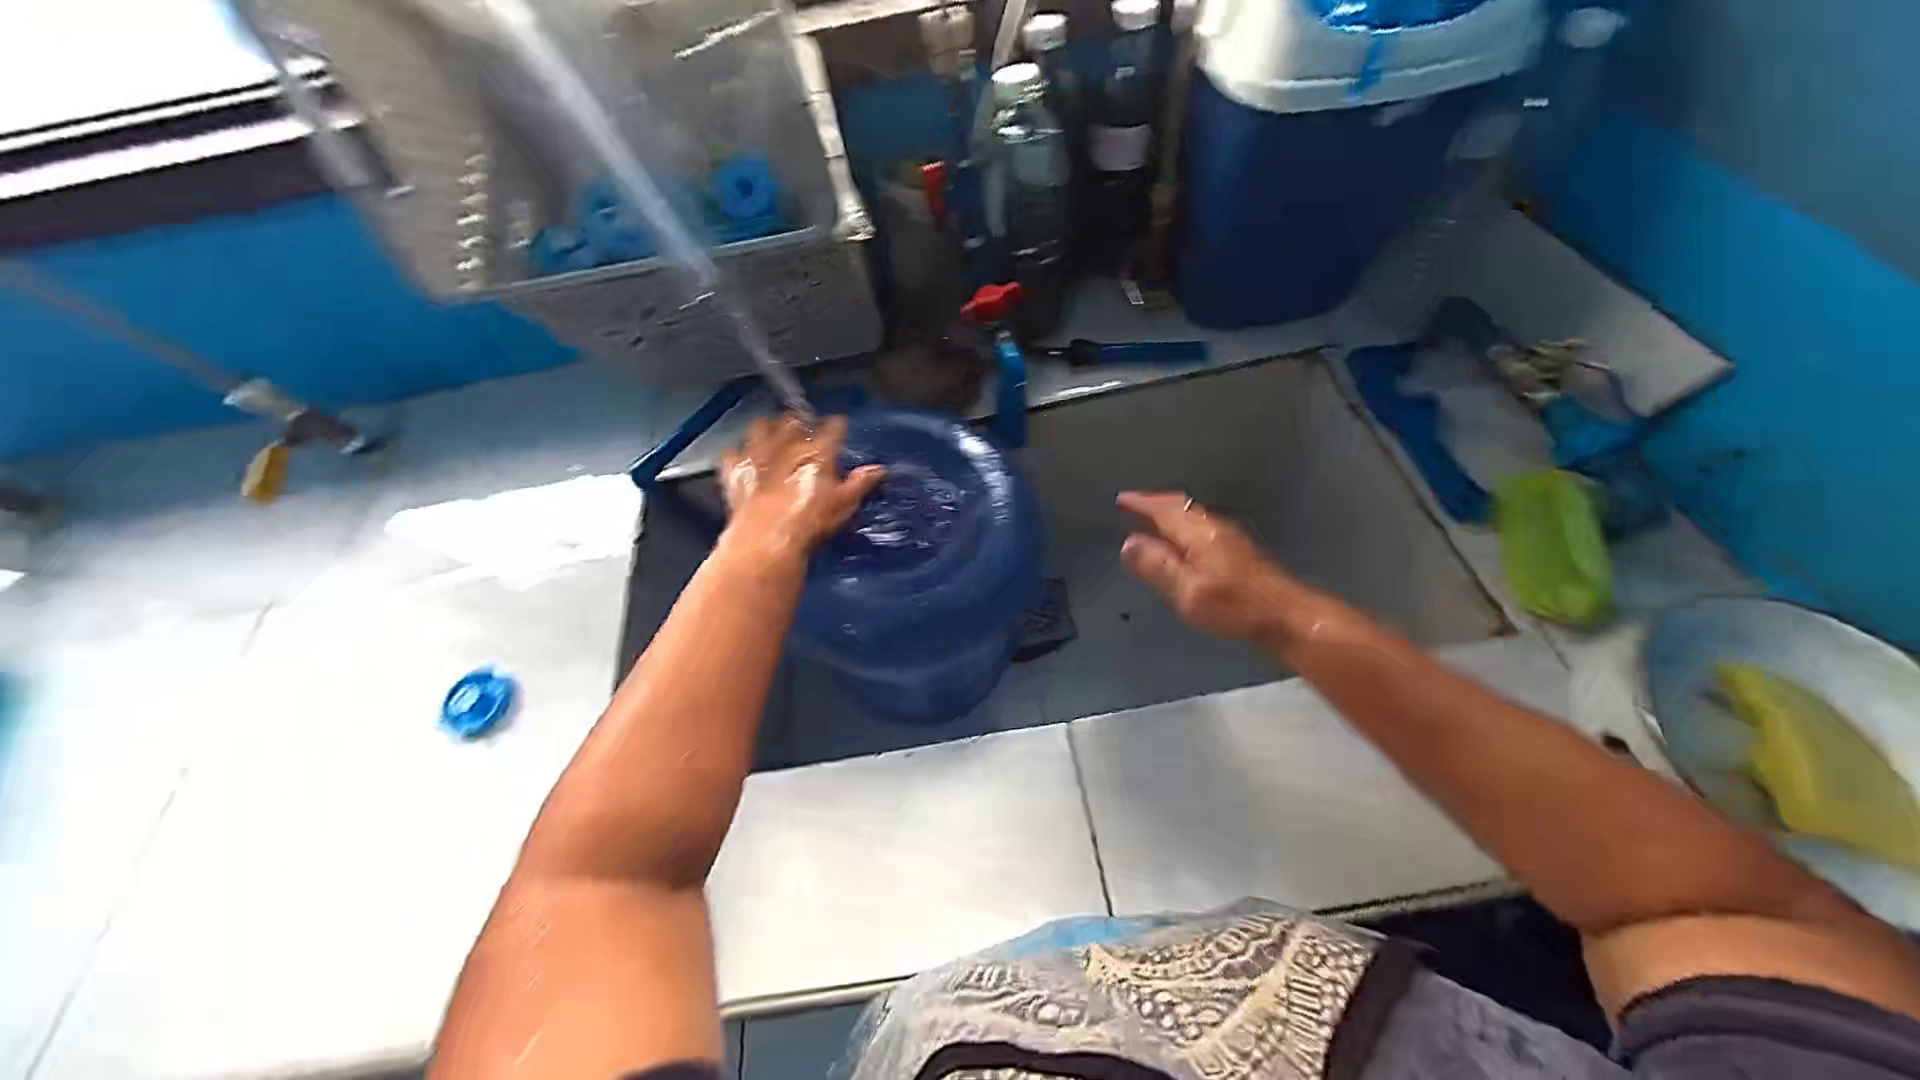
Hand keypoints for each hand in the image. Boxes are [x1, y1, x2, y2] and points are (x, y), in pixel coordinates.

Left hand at [719, 413, 885, 560]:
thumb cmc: (810, 522)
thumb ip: (860, 483)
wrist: (767, 540)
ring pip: (761, 427)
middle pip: (793, 420)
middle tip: (806, 431)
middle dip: (801, 423)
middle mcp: (786, 445)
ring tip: (774, 435)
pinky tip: (744, 459)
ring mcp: (757, 455)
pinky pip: (733, 453)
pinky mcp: (735, 472)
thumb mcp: (844, 504)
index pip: (833, 427)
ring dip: (769, 428)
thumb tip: (877, 471)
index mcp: (818, 450)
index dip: (837, 426)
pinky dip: (739, 453)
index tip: (839, 427)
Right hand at [1117, 491, 1333, 645]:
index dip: (1140, 504)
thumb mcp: (1189, 593)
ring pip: (1191, 516)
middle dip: (1153, 504)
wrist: (1289, 618)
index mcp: (1199, 535)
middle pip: (1179, 507)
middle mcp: (1214, 529)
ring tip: (1149, 521)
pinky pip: (1199, 527)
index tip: (1121, 500)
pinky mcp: (1237, 552)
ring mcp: (1229, 539)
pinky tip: (1179, 541)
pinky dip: (1181, 527)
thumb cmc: (1238, 608)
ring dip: (1168, 515)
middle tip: (1132, 505)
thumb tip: (1129, 544)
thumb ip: (1157, 567)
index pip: (1164, 510)